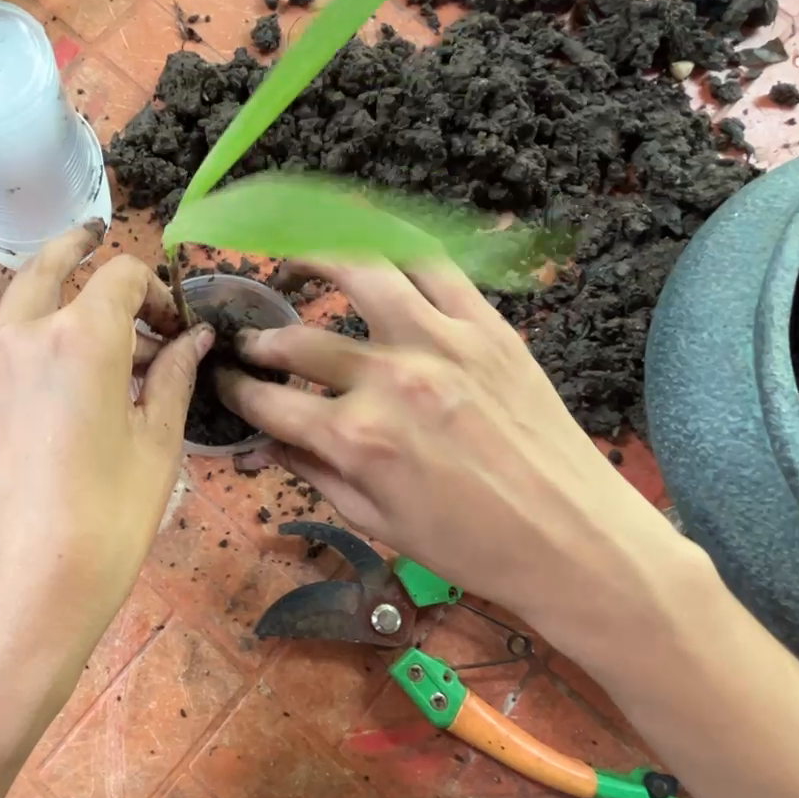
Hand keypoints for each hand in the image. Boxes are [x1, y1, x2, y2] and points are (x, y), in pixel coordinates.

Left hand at [0, 224, 212, 714]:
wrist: (25, 586)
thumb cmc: (107, 521)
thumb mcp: (157, 446)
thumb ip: (174, 378)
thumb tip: (195, 339)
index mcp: (86, 336)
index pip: (123, 277)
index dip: (157, 291)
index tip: (175, 328)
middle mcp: (29, 329)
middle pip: (66, 267)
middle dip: (102, 261)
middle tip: (132, 280)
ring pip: (16, 284)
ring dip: (49, 264)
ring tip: (73, 248)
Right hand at [217, 257, 679, 625]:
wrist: (577, 542)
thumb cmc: (471, 548)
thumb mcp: (376, 522)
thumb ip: (312, 472)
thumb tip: (260, 442)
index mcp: (357, 440)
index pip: (269, 402)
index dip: (234, 391)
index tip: (221, 382)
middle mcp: (391, 380)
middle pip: (299, 342)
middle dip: (260, 344)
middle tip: (252, 345)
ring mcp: (442, 343)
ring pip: (362, 273)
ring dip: (314, 260)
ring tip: (292, 263)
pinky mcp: (487, 327)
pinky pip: (434, 267)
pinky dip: (394, 249)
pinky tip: (371, 255)